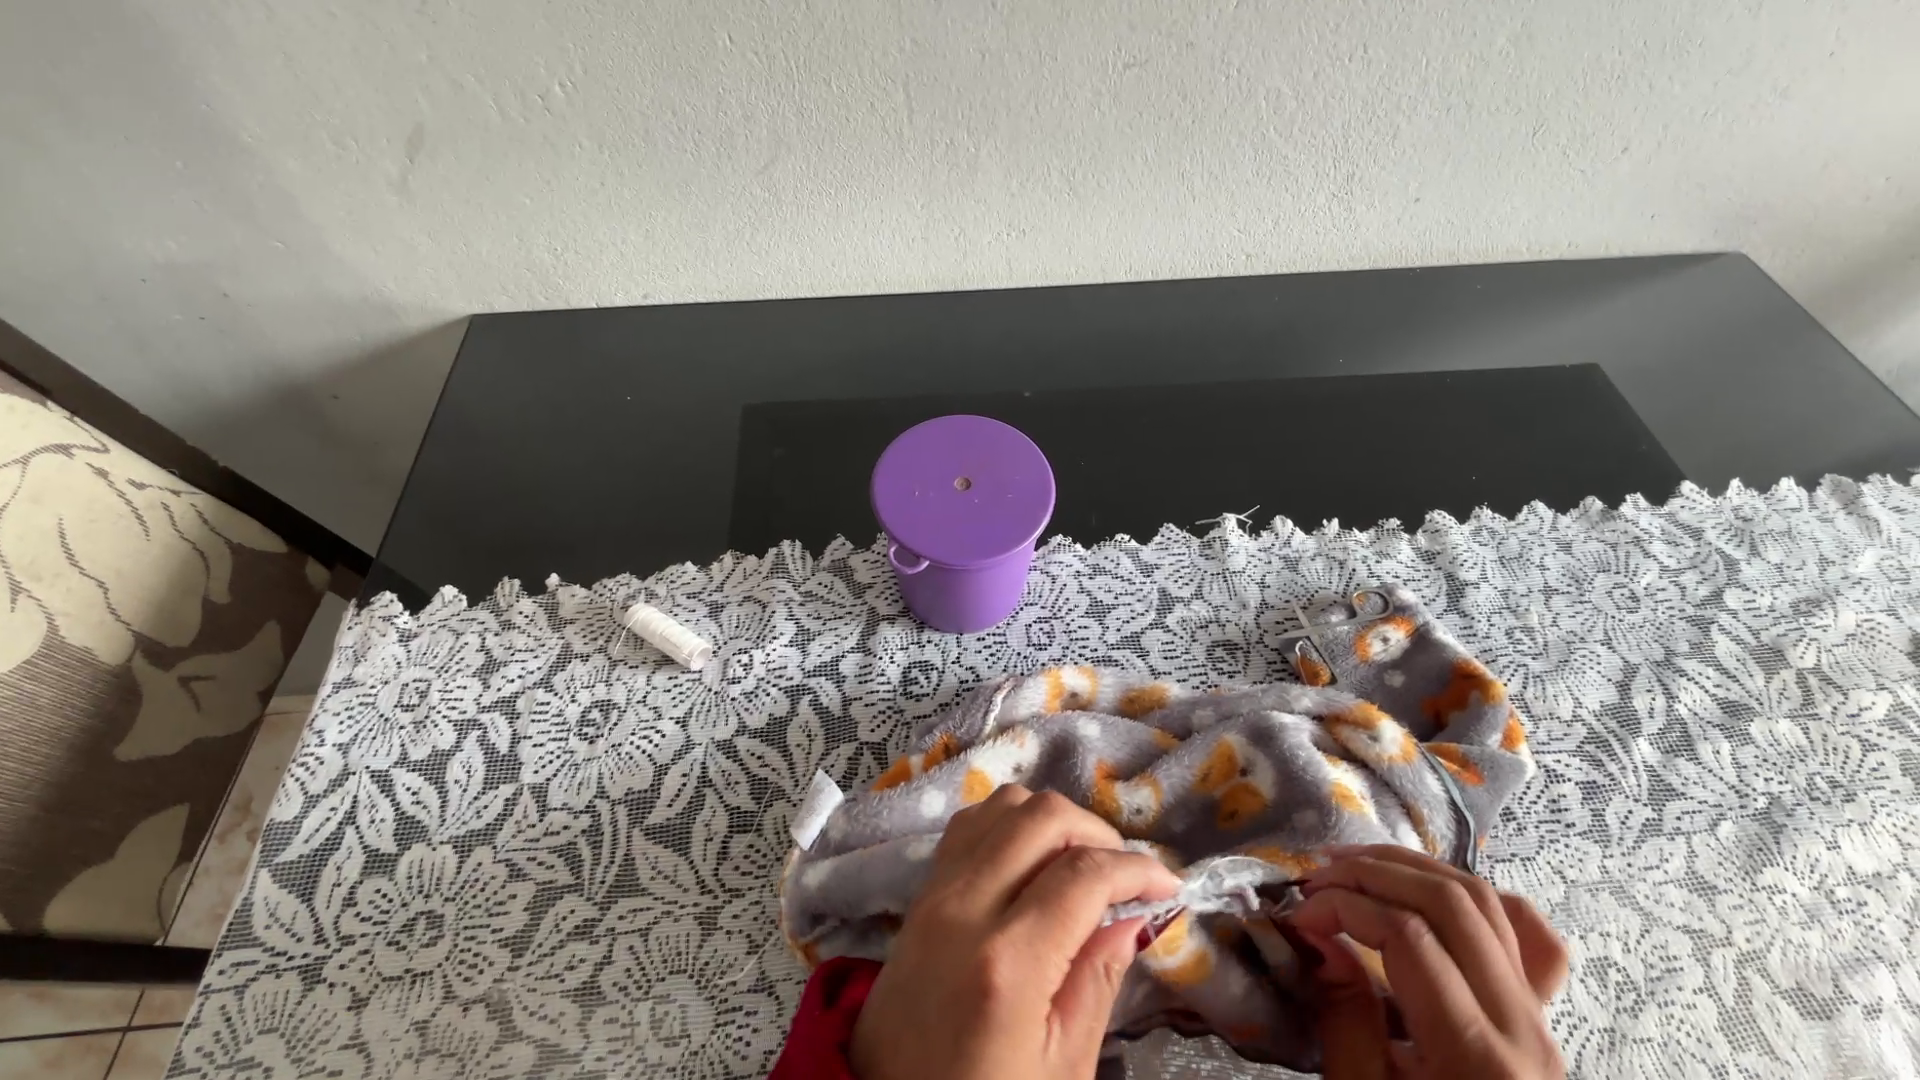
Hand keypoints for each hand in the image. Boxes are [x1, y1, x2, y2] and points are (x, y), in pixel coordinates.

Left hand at [850, 784, 1182, 1079]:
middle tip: (1124, 874)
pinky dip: (1011, 822)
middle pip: (1043, 817)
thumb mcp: (1060, 1065)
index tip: (1168, 886)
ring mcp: (937, 890)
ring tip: (1080, 863)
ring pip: (1004, 804)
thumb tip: (1133, 918)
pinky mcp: (921, 889)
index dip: (1137, 869)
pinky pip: (970, 822)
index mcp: (1008, 961)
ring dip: (1052, 820)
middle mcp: (966, 905)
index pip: (1083, 874)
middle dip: (1098, 832)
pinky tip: (1032, 859)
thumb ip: (1098, 980)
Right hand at [1288, 846, 1567, 1079]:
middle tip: (1318, 876)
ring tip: (1355, 864)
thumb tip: (1322, 938)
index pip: (1409, 935)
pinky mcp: (1542, 1015)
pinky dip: (1482, 900)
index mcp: (1477, 1056)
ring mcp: (1542, 1016)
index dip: (1345, 907)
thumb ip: (1344, 1019)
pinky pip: (1530, 937)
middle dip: (1374, 872)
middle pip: (1452, 903)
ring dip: (1414, 869)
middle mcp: (1524, 1024)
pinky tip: (1434, 892)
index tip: (1297, 917)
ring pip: (1488, 902)